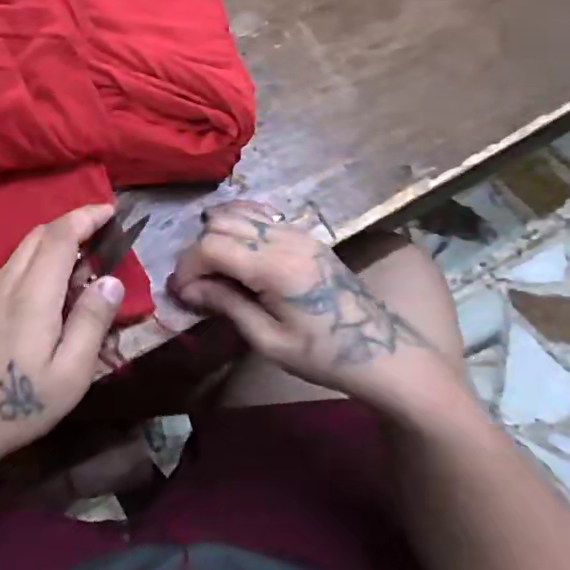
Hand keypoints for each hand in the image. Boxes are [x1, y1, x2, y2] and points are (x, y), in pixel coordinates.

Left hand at [0, 205, 126, 488]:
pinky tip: (39, 302)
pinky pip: (5, 272)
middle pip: (37, 236)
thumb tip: (110, 280)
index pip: (59, 235)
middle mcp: (2, 281)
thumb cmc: (18, 406)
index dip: (86, 216)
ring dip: (49, 249)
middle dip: (70, 228)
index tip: (110, 211)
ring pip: (19, 253)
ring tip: (74, 277)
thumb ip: (91, 321)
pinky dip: (30, 269)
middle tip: (100, 244)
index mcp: (30, 294)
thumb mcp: (70, 373)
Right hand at [168, 201, 458, 413]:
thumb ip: (226, 305)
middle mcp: (287, 240)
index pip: (210, 246)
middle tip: (197, 284)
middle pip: (219, 224)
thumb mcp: (268, 341)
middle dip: (198, 252)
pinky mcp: (306, 236)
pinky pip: (259, 215)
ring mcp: (298, 234)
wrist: (386, 355)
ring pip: (237, 213)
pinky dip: (238, 227)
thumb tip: (187, 288)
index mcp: (277, 268)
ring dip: (217, 237)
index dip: (187, 267)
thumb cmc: (325, 356)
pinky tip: (237, 252)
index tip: (183, 293)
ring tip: (216, 269)